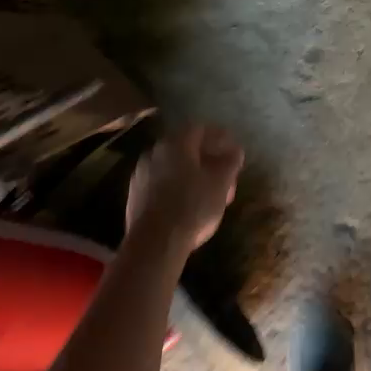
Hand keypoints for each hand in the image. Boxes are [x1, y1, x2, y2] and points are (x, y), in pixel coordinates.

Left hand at [125, 123, 243, 249]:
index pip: (200, 128)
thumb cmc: (193, 206)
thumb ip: (230, 162)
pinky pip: (161, 182)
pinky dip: (177, 186)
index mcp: (176, 144)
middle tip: (225, 175)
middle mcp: (155, 152)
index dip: (219, 135)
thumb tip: (235, 150)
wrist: (155, 242)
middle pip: (186, 148)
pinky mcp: (135, 194)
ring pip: (173, 166)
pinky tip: (187, 204)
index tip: (232, 147)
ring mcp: (141, 173)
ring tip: (210, 193)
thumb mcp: (221, 183)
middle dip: (208, 159)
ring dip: (193, 174)